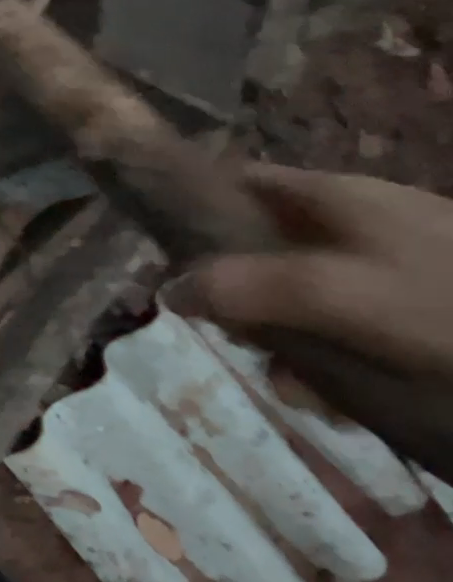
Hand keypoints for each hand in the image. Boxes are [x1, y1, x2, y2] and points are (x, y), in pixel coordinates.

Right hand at [178, 163, 452, 381]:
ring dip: (282, 338)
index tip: (157, 259)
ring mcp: (394, 266)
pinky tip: (345, 399)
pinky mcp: (421, 311)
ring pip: (298, 293)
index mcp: (332, 197)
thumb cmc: (451, 306)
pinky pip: (346, 328)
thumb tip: (168, 290)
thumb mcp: (340, 294)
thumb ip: (246, 287)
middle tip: (233, 342)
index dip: (185, 210)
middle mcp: (355, 221)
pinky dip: (332, 360)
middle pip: (256, 244)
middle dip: (231, 294)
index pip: (229, 182)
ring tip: (299, 388)